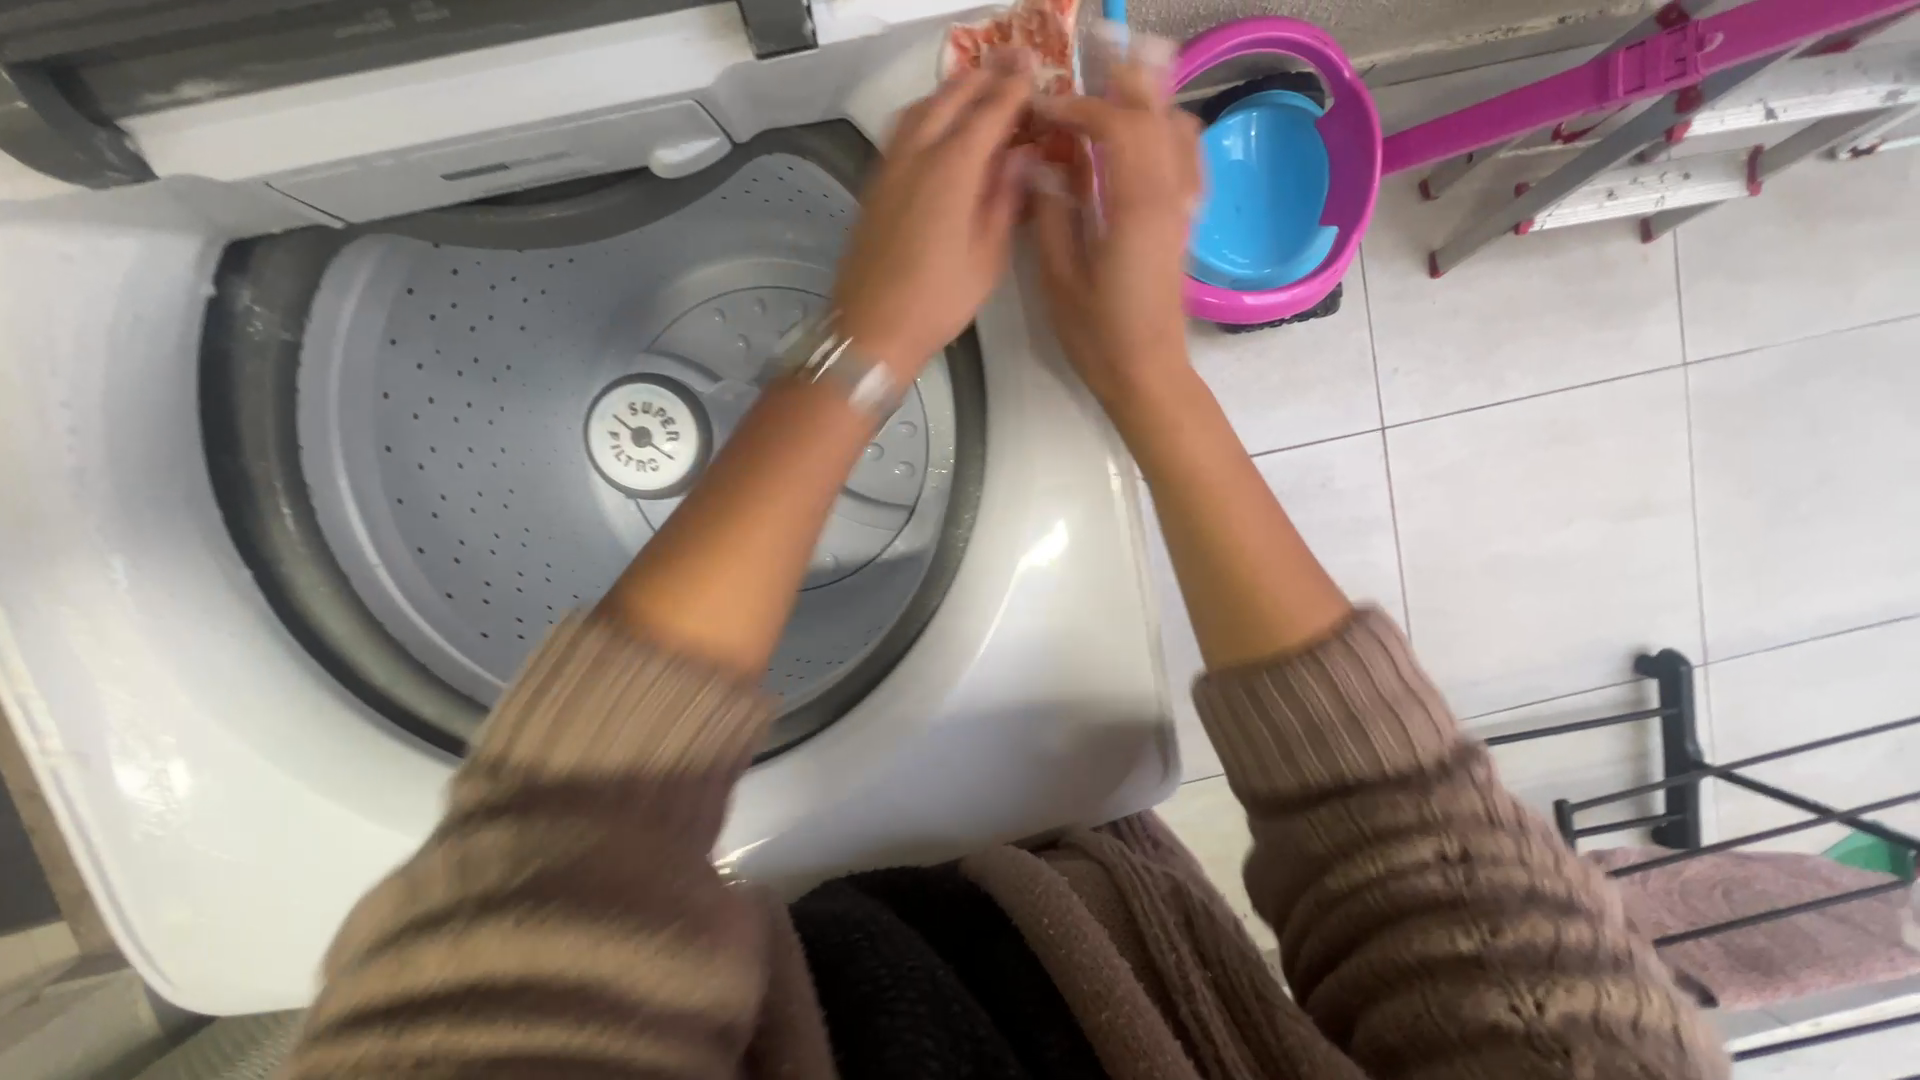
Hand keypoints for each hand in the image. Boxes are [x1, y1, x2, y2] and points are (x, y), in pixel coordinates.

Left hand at [833, 61, 1034, 375]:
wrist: (872, 328)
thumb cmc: (938, 301)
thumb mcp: (988, 258)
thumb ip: (1005, 200)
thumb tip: (1019, 159)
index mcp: (952, 169)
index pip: (990, 111)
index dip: (1015, 90)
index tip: (1035, 75)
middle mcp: (917, 153)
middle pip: (951, 96)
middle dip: (984, 78)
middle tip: (1012, 68)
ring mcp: (889, 166)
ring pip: (921, 107)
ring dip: (951, 92)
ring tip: (977, 93)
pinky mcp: (874, 183)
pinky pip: (902, 130)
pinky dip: (927, 114)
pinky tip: (940, 129)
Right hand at [1030, 59, 1202, 408]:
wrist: (1146, 372)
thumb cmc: (1097, 335)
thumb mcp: (1058, 278)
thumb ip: (1051, 213)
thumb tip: (1039, 165)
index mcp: (1135, 207)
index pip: (1115, 126)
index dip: (1076, 107)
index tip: (1042, 111)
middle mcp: (1169, 195)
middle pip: (1154, 112)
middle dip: (1115, 87)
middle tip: (1075, 86)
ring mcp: (1183, 206)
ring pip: (1177, 127)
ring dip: (1143, 104)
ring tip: (1103, 105)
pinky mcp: (1185, 221)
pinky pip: (1188, 157)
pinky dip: (1166, 133)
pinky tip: (1138, 143)